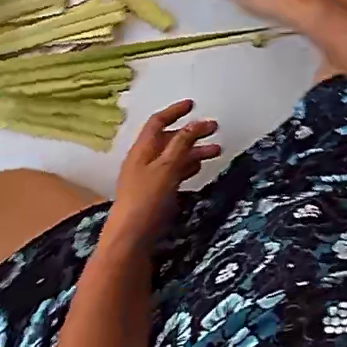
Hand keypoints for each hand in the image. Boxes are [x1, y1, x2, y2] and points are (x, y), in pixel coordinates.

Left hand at [103, 100, 221, 253]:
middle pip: (168, 139)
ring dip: (193, 151)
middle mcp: (143, 161)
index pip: (157, 122)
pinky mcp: (154, 196)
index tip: (192, 105)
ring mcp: (148, 179)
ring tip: (216, 151)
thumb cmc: (146, 201)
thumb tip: (195, 123)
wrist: (130, 240)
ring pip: (173, 158)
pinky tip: (198, 169)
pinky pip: (173, 174)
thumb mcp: (166, 168)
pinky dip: (186, 168)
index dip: (174, 111)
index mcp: (142, 150)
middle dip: (191, 133)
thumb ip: (181, 144)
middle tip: (214, 129)